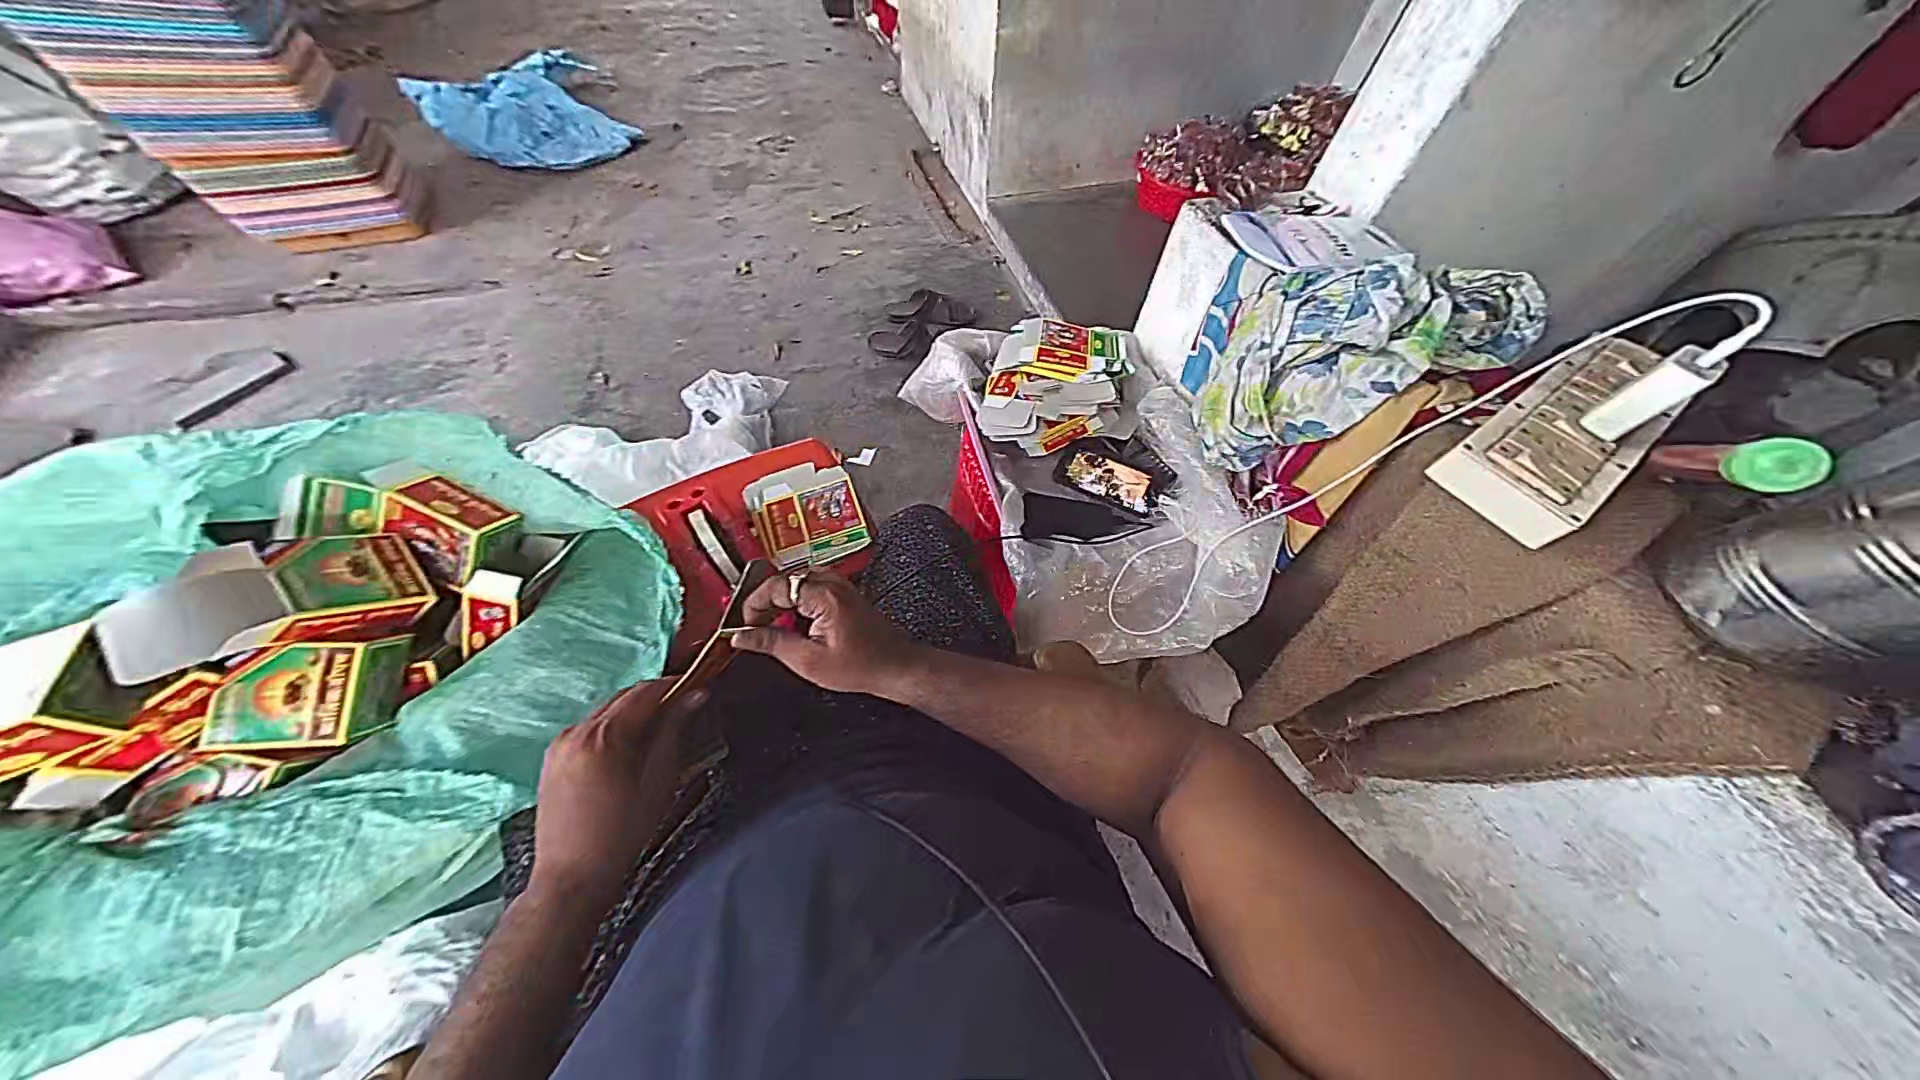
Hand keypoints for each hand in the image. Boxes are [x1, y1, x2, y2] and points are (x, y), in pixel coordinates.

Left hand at [529, 679, 705, 904]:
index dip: (674, 686)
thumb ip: (674, 730)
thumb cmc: (624, 831)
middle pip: (624, 697)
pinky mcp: (552, 758)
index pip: (645, 692)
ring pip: (606, 710)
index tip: (696, 687)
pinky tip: (628, 746)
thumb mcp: (660, 778)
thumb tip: (694, 696)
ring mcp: (560, 744)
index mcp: (605, 736)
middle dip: (654, 697)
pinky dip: (613, 727)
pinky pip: (589, 728)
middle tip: (682, 707)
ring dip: (633, 711)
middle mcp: (577, 732)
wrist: (572, 876)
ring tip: (658, 729)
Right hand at [731, 571, 920, 695]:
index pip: (775, 585)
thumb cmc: (862, 665)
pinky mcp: (843, 593)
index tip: (743, 623)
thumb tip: (741, 637)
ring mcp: (840, 585)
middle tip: (752, 626)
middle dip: (764, 603)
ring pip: (796, 583)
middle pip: (784, 580)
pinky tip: (792, 625)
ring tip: (769, 627)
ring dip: (779, 602)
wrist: (895, 666)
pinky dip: (795, 603)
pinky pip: (810, 588)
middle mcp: (833, 583)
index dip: (753, 604)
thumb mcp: (807, 661)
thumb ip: (771, 643)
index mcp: (824, 595)